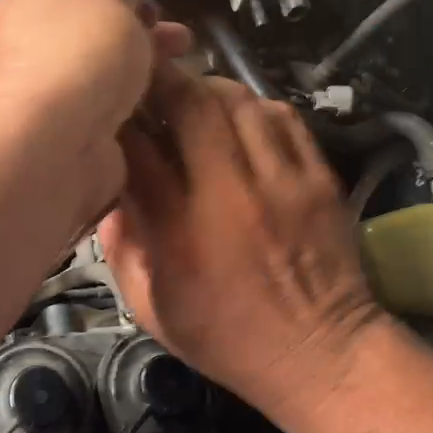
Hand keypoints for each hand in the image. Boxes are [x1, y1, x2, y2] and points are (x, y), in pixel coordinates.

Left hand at [0, 0, 190, 218]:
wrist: (54, 143)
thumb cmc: (81, 56)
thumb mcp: (109, 3)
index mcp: (30, 5)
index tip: (154, 5)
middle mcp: (30, 49)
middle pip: (93, 36)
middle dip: (142, 35)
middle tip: (182, 41)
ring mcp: (48, 97)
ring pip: (102, 77)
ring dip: (141, 74)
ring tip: (183, 75)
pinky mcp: (66, 136)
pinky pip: (105, 115)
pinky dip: (131, 112)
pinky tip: (163, 111)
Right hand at [99, 69, 386, 420]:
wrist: (322, 356)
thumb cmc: (228, 340)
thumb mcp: (151, 310)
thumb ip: (122, 247)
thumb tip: (110, 192)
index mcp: (181, 232)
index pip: (139, 149)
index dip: (119, 120)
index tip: (110, 111)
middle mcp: (230, 194)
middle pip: (191, 104)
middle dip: (162, 79)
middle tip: (147, 76)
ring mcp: (283, 181)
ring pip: (240, 100)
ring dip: (208, 88)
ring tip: (192, 95)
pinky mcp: (319, 177)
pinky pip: (283, 117)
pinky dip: (255, 107)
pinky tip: (240, 118)